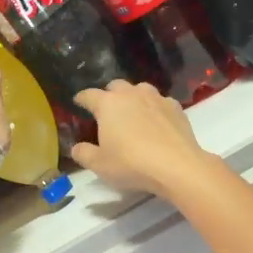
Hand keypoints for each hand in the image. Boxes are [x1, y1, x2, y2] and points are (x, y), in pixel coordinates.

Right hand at [72, 80, 215, 195]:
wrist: (176, 166)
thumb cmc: (131, 163)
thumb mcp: (99, 165)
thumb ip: (84, 154)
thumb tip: (76, 148)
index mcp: (108, 104)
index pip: (89, 95)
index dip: (81, 98)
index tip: (78, 102)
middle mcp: (131, 94)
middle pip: (116, 86)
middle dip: (109, 94)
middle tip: (107, 109)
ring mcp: (156, 98)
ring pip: (140, 89)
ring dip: (133, 97)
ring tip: (133, 111)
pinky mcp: (176, 107)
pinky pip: (161, 102)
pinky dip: (155, 108)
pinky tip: (157, 121)